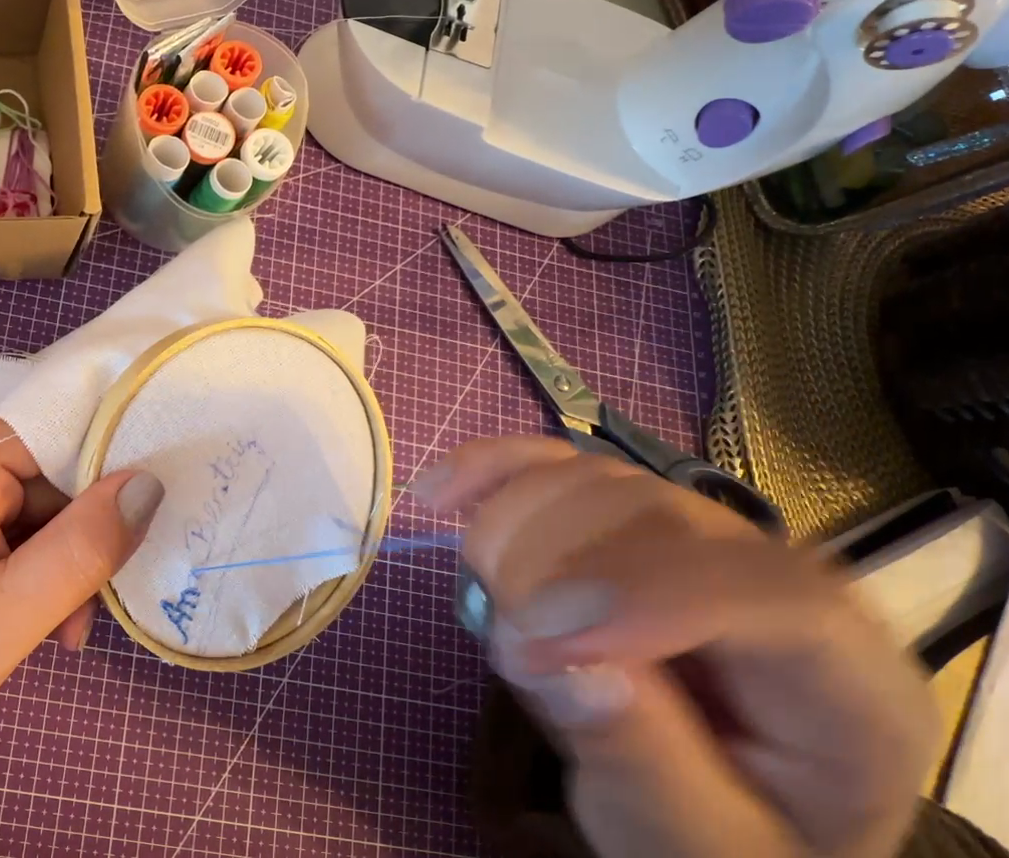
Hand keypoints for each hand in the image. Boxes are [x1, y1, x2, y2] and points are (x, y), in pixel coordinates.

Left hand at [0, 418, 165, 756]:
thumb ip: (81, 549)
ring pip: (27, 502)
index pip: (61, 433)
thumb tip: (147, 484)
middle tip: (78, 620)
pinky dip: (19, 561)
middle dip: (74, 542)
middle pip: (46, 474)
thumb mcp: (6, 618)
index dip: (107, 475)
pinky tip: (20, 613)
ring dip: (49, 561)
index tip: (135, 533)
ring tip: (51, 632)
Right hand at [416, 436, 936, 857]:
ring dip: (515, 527)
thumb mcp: (696, 836)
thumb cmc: (722, 833)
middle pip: (661, 518)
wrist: (716, 807)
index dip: (638, 597)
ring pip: (596, 482)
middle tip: (505, 643)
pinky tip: (441, 492)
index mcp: (846, 679)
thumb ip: (646, 761)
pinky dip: (492, 471)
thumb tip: (563, 669)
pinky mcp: (629, 521)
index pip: (763, 595)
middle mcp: (782, 580)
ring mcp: (701, 536)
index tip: (535, 644)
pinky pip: (557, 468)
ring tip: (489, 603)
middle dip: (555, 566)